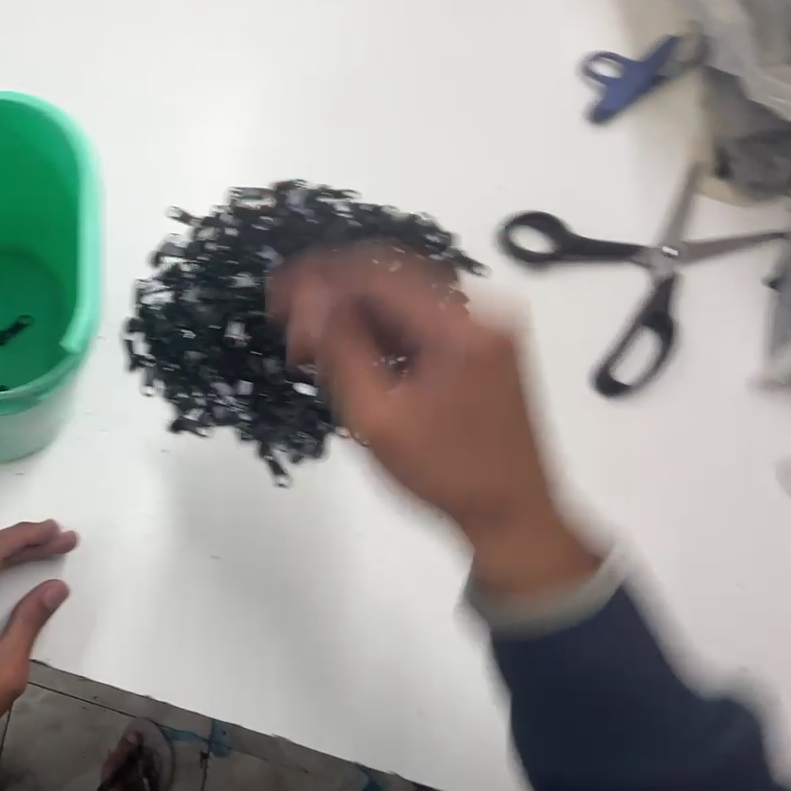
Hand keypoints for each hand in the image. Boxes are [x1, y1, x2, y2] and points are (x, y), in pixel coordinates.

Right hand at [270, 248, 597, 597]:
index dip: (317, 277)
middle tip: (286, 323)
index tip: (276, 295)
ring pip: (395, 298)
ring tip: (306, 348)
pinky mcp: (476, 347)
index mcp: (460, 325)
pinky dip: (371, 331)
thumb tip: (307, 300)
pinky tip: (342, 356)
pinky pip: (411, 320)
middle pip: (386, 278)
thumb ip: (338, 349)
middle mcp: (477, 313)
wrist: (514, 516)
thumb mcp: (376, 415)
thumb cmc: (445, 472)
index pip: (374, 273)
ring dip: (346, 314)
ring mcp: (481, 329)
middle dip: (328, 294)